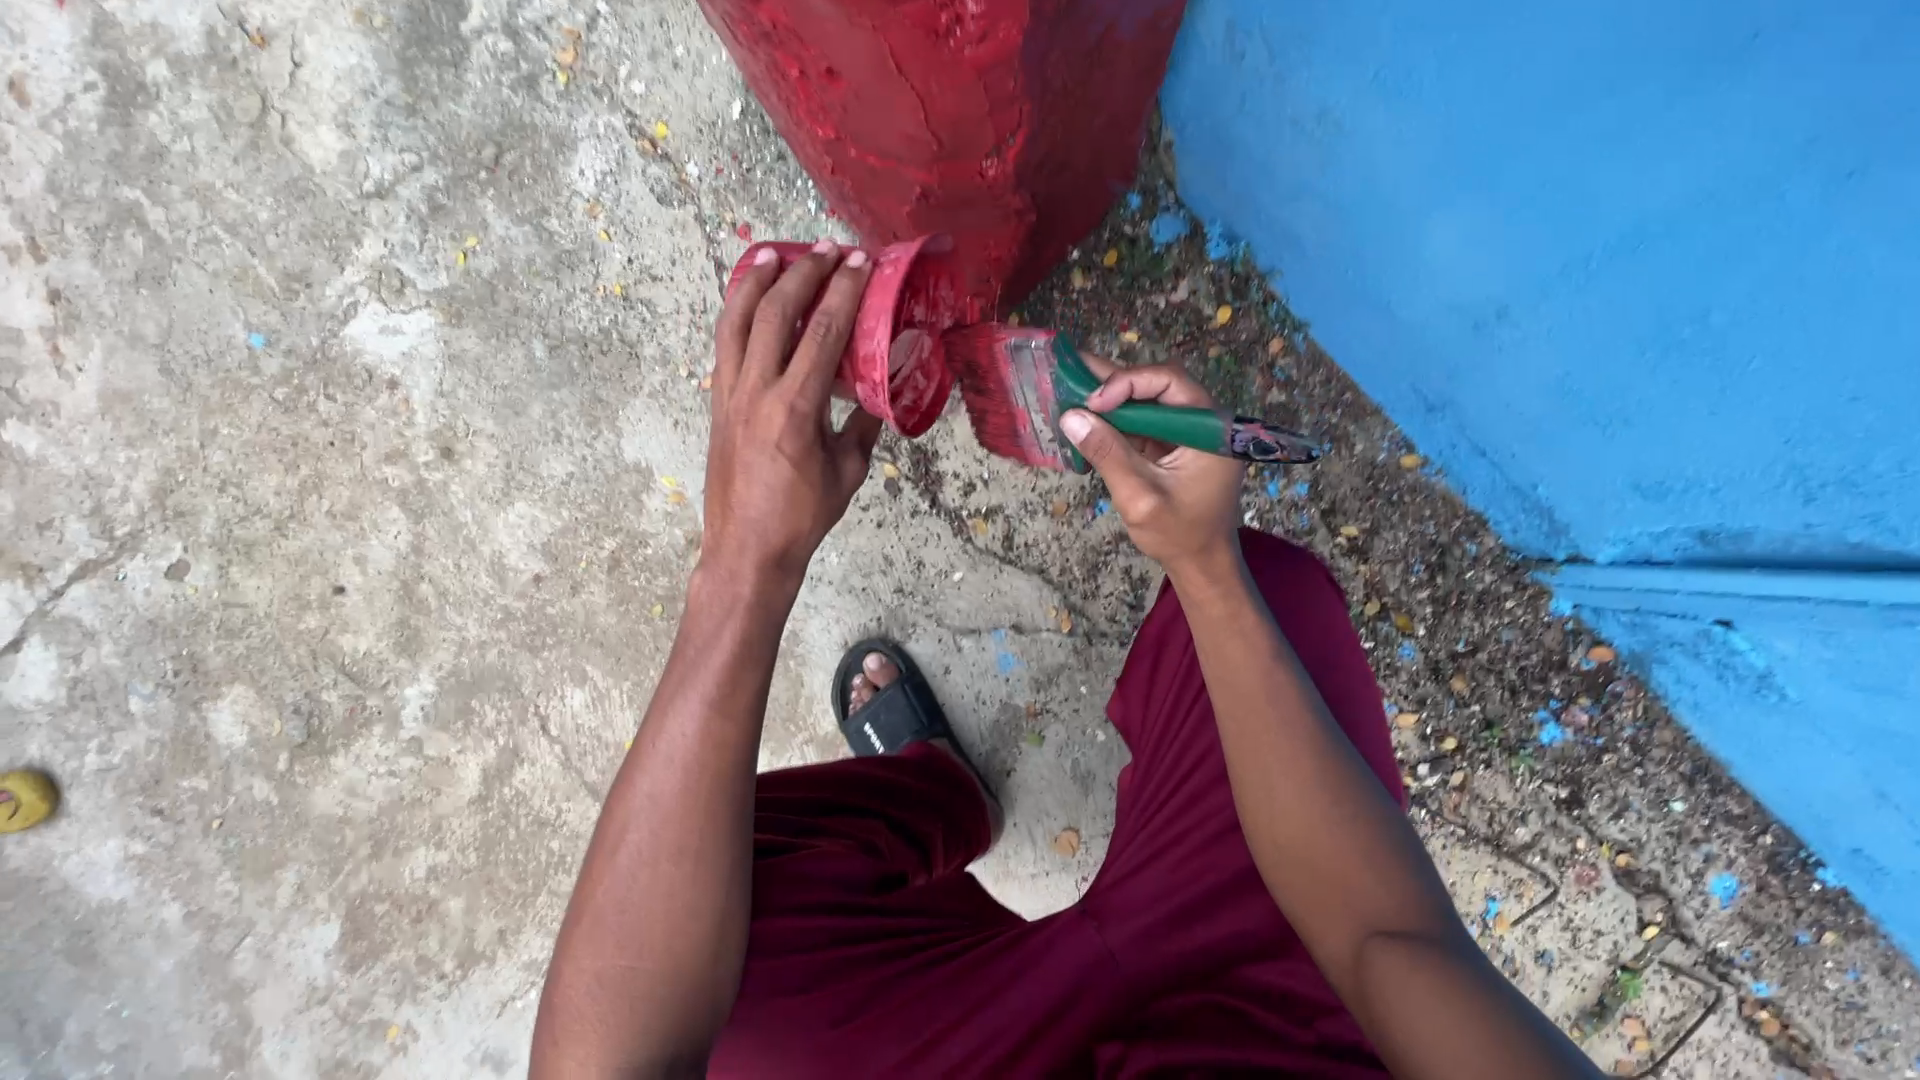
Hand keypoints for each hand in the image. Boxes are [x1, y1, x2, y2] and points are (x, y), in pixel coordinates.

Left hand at [701, 241, 881, 586]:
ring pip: (736, 319)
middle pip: (776, 312)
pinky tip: (748, 298)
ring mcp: (729, 394)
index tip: (861, 262)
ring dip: (757, 280)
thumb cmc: (803, 515)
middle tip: (829, 249)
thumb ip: (864, 424)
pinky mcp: (717, 402)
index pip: (822, 333)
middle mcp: (756, 391)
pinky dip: (736, 312)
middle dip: (805, 272)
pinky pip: (723, 344)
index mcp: (795, 409)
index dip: (844, 291)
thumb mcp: (848, 470)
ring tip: (777, 252)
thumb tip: (883, 389)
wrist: (747, 547)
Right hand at [1059, 357, 1244, 578]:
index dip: (1127, 384)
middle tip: (1071, 374)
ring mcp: (1187, 432)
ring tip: (1071, 389)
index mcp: (1210, 427)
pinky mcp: (1172, 445)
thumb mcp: (1139, 497)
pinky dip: (1115, 420)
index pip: (1168, 382)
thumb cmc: (1179, 534)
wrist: (1202, 564)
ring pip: (1147, 401)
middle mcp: (1203, 420)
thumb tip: (1070, 417)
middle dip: (1113, 383)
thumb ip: (1108, 454)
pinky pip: (1143, 422)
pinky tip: (1086, 417)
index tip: (1092, 403)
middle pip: (1156, 385)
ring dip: (1111, 400)